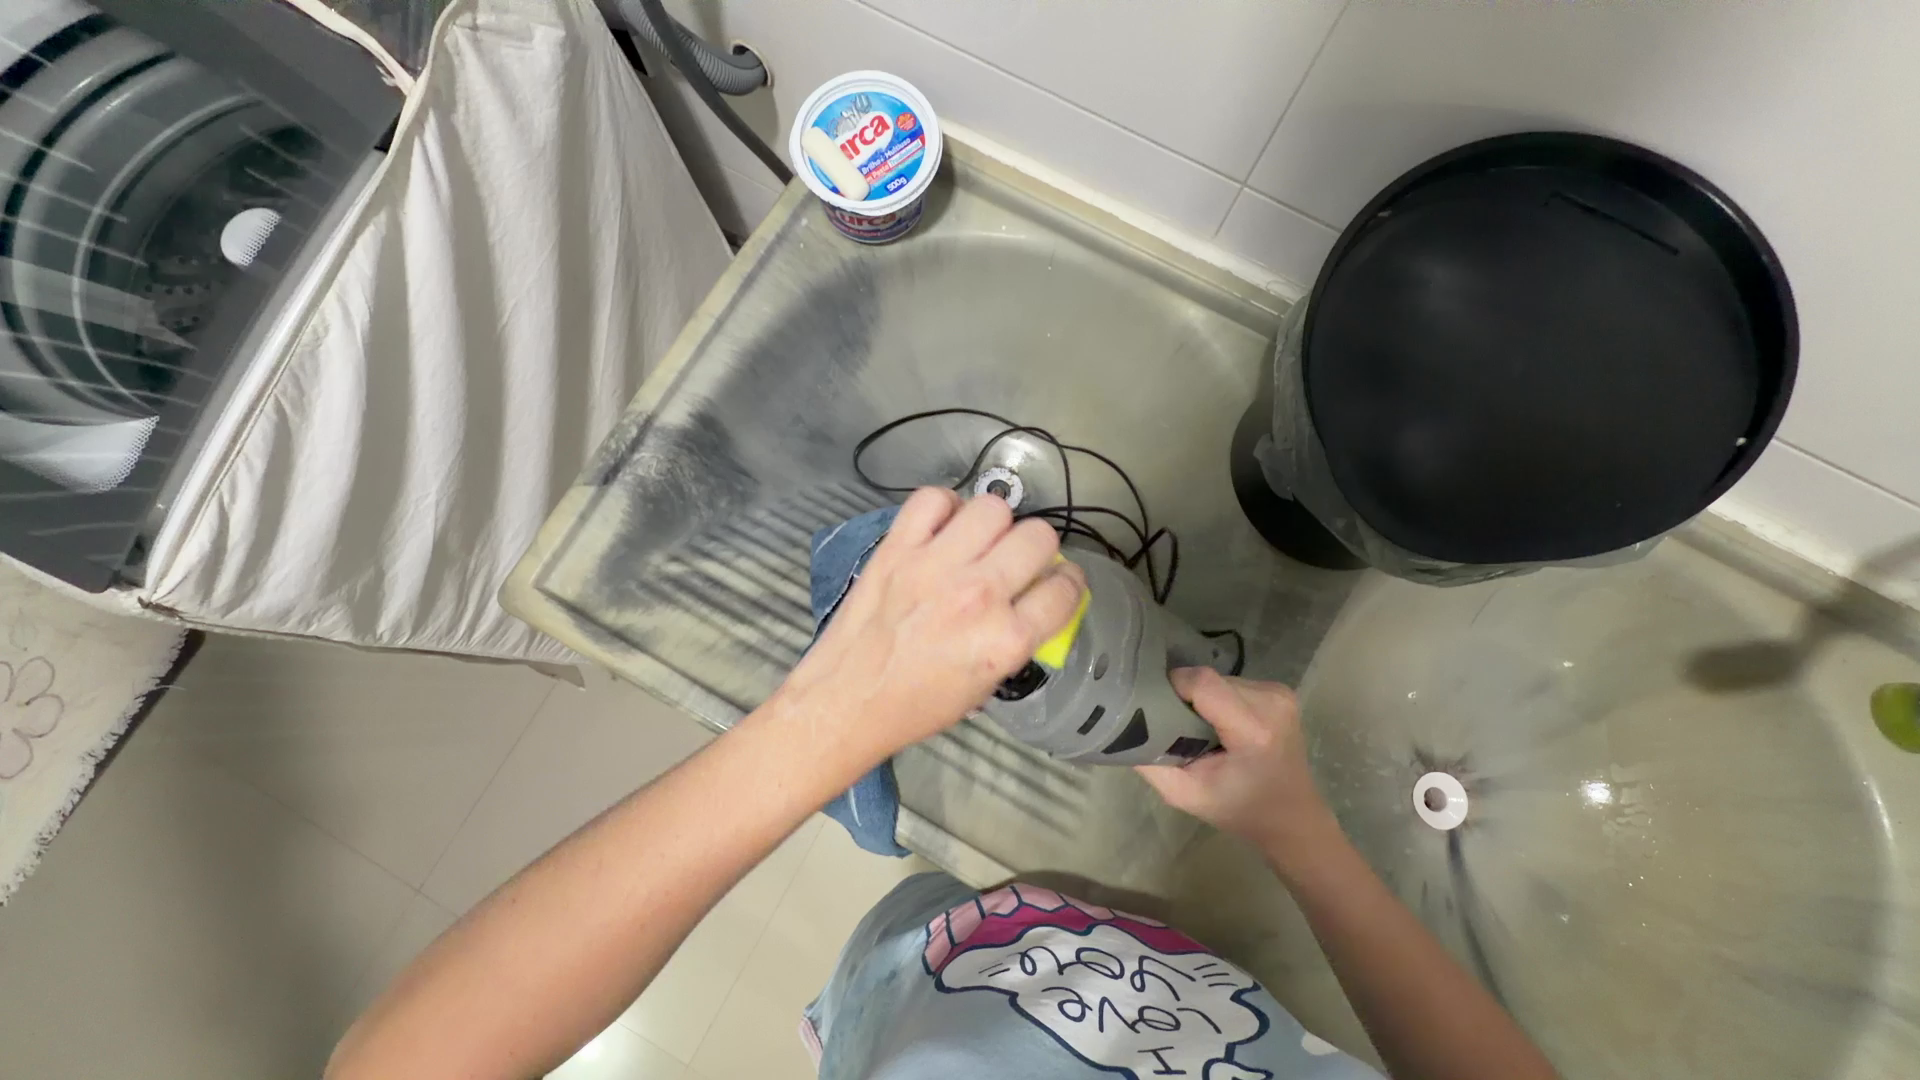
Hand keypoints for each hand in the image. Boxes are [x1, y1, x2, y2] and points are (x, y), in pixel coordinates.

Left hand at [775, 487, 1086, 760]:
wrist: (847, 701)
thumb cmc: (917, 704)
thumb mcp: (987, 684)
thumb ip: (1019, 637)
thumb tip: (1037, 597)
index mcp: (1006, 640)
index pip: (1065, 589)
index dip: (1067, 583)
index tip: (1056, 582)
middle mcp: (978, 595)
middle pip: (1038, 537)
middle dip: (1037, 549)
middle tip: (1016, 562)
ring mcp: (935, 566)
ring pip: (994, 508)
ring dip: (994, 525)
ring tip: (978, 544)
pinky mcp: (897, 548)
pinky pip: (934, 499)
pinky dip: (943, 508)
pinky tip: (942, 530)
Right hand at [1136, 669, 1343, 867]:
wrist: (1292, 818)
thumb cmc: (1239, 810)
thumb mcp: (1185, 794)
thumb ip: (1151, 761)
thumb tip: (1119, 728)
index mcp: (1254, 729)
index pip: (1202, 683)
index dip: (1172, 688)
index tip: (1156, 709)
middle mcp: (1272, 702)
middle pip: (1208, 679)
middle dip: (1186, 697)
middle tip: (1176, 728)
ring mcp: (1280, 693)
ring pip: (1218, 678)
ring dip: (1202, 698)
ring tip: (1200, 730)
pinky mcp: (1280, 690)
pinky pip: (1232, 683)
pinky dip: (1218, 699)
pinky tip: (1220, 725)